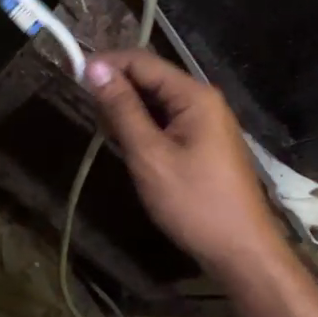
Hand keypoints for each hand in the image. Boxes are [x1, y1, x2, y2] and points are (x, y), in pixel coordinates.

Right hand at [85, 49, 284, 277]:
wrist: (244, 255)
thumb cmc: (195, 203)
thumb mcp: (149, 154)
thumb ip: (121, 108)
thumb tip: (93, 67)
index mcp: (194, 95)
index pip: (141, 61)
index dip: (106, 65)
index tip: (73, 77)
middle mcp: (203, 100)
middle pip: (149, 78)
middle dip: (116, 89)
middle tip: (88, 113)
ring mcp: (206, 122)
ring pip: (155, 100)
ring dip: (127, 110)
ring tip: (106, 133)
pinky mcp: (204, 143)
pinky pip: (166, 120)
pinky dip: (143, 127)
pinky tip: (128, 146)